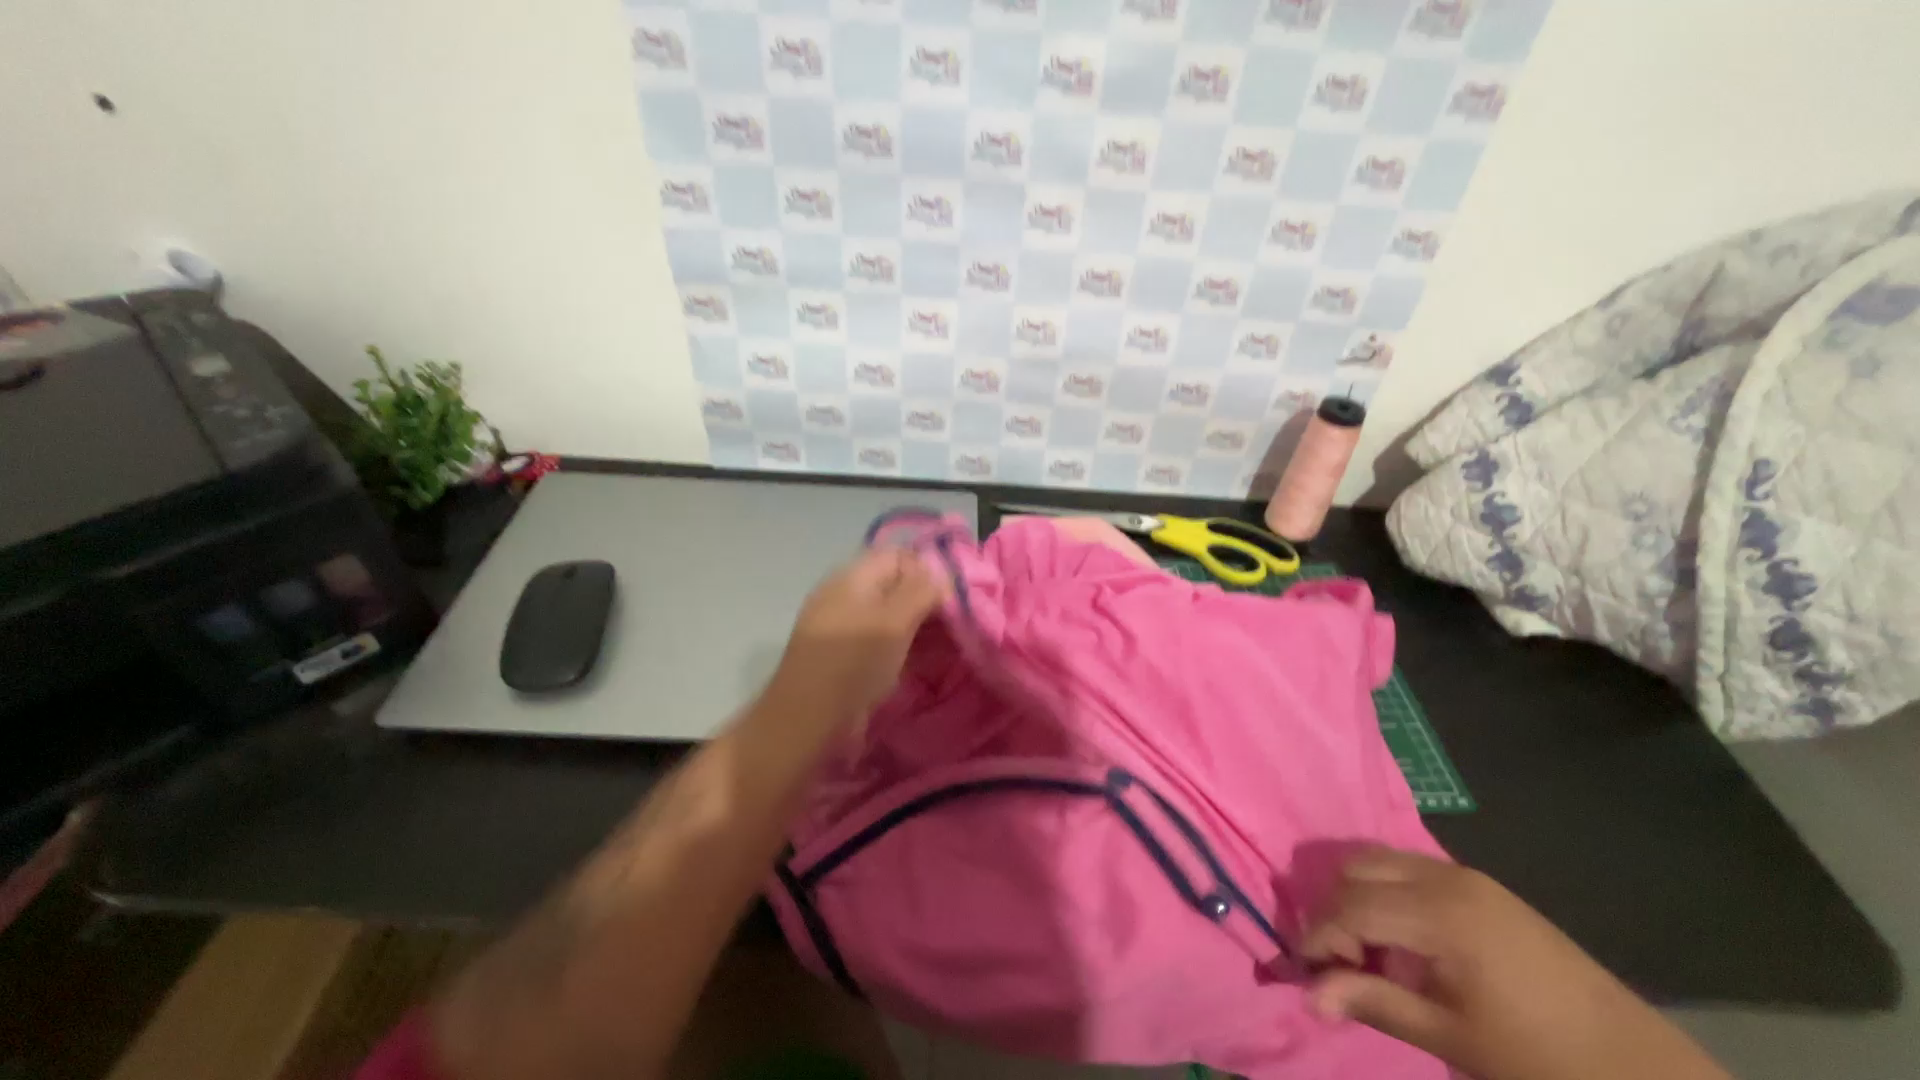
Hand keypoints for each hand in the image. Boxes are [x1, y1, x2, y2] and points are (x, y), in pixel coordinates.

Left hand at [759, 548, 947, 729]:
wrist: (806, 722)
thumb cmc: (852, 664)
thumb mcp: (893, 621)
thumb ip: (920, 591)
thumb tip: (941, 573)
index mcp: (852, 578)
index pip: (899, 555)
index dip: (929, 569)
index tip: (957, 596)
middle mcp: (847, 597)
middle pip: (896, 586)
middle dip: (929, 601)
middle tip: (960, 624)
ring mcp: (845, 629)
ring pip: (892, 617)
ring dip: (922, 628)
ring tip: (952, 646)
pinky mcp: (847, 659)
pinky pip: (883, 642)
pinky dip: (907, 647)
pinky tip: (929, 663)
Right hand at [1303, 847, 1729, 1079]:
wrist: (1630, 1058)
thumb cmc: (1536, 1054)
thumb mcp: (1448, 1034)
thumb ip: (1373, 1002)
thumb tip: (1309, 995)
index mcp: (1440, 914)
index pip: (1349, 906)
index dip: (1318, 938)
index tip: (1308, 975)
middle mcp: (1446, 878)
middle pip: (1356, 869)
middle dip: (1333, 912)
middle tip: (1341, 965)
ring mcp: (1467, 876)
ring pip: (1380, 860)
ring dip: (1358, 897)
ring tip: (1370, 955)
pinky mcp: (1482, 885)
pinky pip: (1410, 868)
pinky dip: (1387, 892)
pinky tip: (1403, 942)